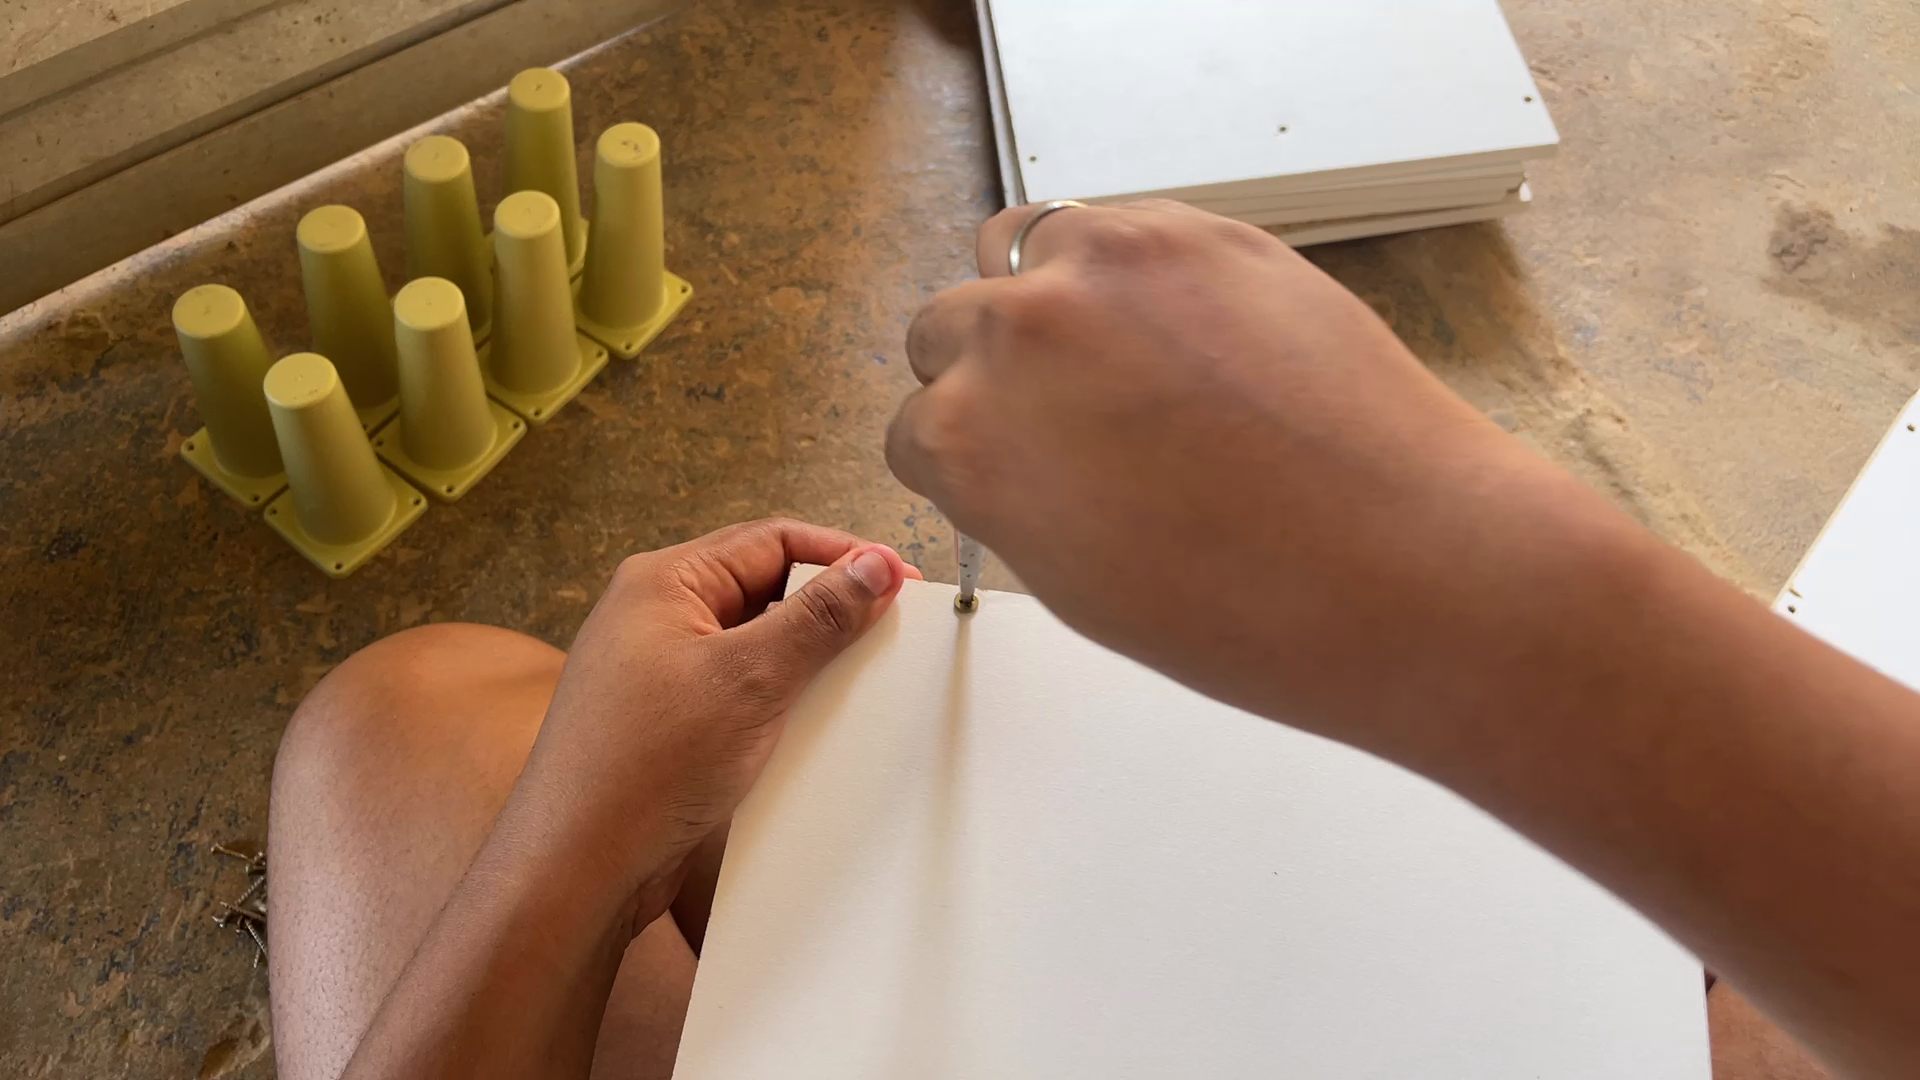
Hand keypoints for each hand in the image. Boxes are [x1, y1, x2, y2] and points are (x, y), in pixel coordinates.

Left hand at [493, 519, 916, 932]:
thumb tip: (878, 564)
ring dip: (812, 644)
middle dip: (830, 598)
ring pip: (759, 633)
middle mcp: (662, 612)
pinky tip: (822, 704)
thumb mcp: (749, 678)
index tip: (901, 576)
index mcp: (667, 581)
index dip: (842, 552)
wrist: (576, 873)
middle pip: (766, 582)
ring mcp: (666, 665)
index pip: (772, 540)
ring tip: (867, 661)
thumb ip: (819, 616)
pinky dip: (787, 683)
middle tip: (891, 619)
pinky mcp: (676, 711)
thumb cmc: (651, 763)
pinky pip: (745, 677)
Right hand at [888, 200, 1647, 747]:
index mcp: (962, 443)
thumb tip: (1002, 451)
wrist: (1398, 570)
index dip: (952, 456)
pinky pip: (1107, 228)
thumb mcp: (1067, 579)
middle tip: (1047, 409)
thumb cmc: (1231, 612)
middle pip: (941, 329)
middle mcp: (1009, 338)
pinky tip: (1169, 327)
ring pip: (1011, 248)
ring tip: (1093, 345)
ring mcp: (1099, 269)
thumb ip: (1005, 493)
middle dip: (977, 373)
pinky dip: (1114, 271)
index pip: (909, 429)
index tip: (996, 464)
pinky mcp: (1190, 229)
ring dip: (1029, 293)